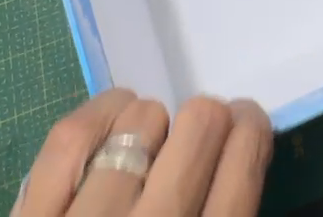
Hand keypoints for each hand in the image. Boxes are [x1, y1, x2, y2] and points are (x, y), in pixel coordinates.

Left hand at [13, 89, 271, 216]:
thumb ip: (230, 212)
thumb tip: (243, 137)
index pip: (244, 153)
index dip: (249, 128)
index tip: (241, 128)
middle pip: (201, 121)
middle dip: (205, 123)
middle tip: (193, 145)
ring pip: (142, 118)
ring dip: (151, 129)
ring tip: (144, 155)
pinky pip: (74, 135)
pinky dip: (103, 114)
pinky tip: (114, 126)